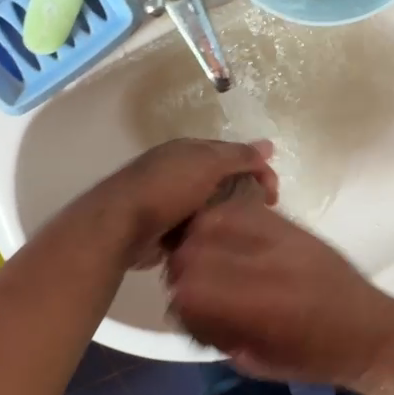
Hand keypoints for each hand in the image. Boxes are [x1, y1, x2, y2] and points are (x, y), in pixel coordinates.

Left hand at [61, 138, 278, 270]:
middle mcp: (179, 171)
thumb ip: (238, 156)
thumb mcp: (207, 165)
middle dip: (243, 197)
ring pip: (210, 209)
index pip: (234, 155)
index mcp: (189, 150)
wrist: (119, 227)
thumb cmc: (166, 189)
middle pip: (222, 182)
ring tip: (242, 237)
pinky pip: (195, 230)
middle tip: (261, 219)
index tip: (274, 197)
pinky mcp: (163, 228)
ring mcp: (169, 201)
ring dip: (225, 220)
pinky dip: (206, 236)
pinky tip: (218, 248)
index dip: (258, 171)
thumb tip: (269, 145)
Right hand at [164, 199, 393, 387]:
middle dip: (181, 268)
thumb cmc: (314, 359)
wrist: (369, 332)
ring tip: (207, 259)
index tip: (186, 312)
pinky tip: (228, 243)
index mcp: (261, 307)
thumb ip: (216, 332)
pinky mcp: (291, 225)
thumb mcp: (256, 361)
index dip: (179, 301)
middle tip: (190, 285)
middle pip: (194, 248)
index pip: (191, 287)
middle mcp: (269, 264)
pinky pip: (242, 209)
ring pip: (214, 220)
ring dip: (198, 239)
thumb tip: (183, 309)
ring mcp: (281, 238)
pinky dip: (224, 223)